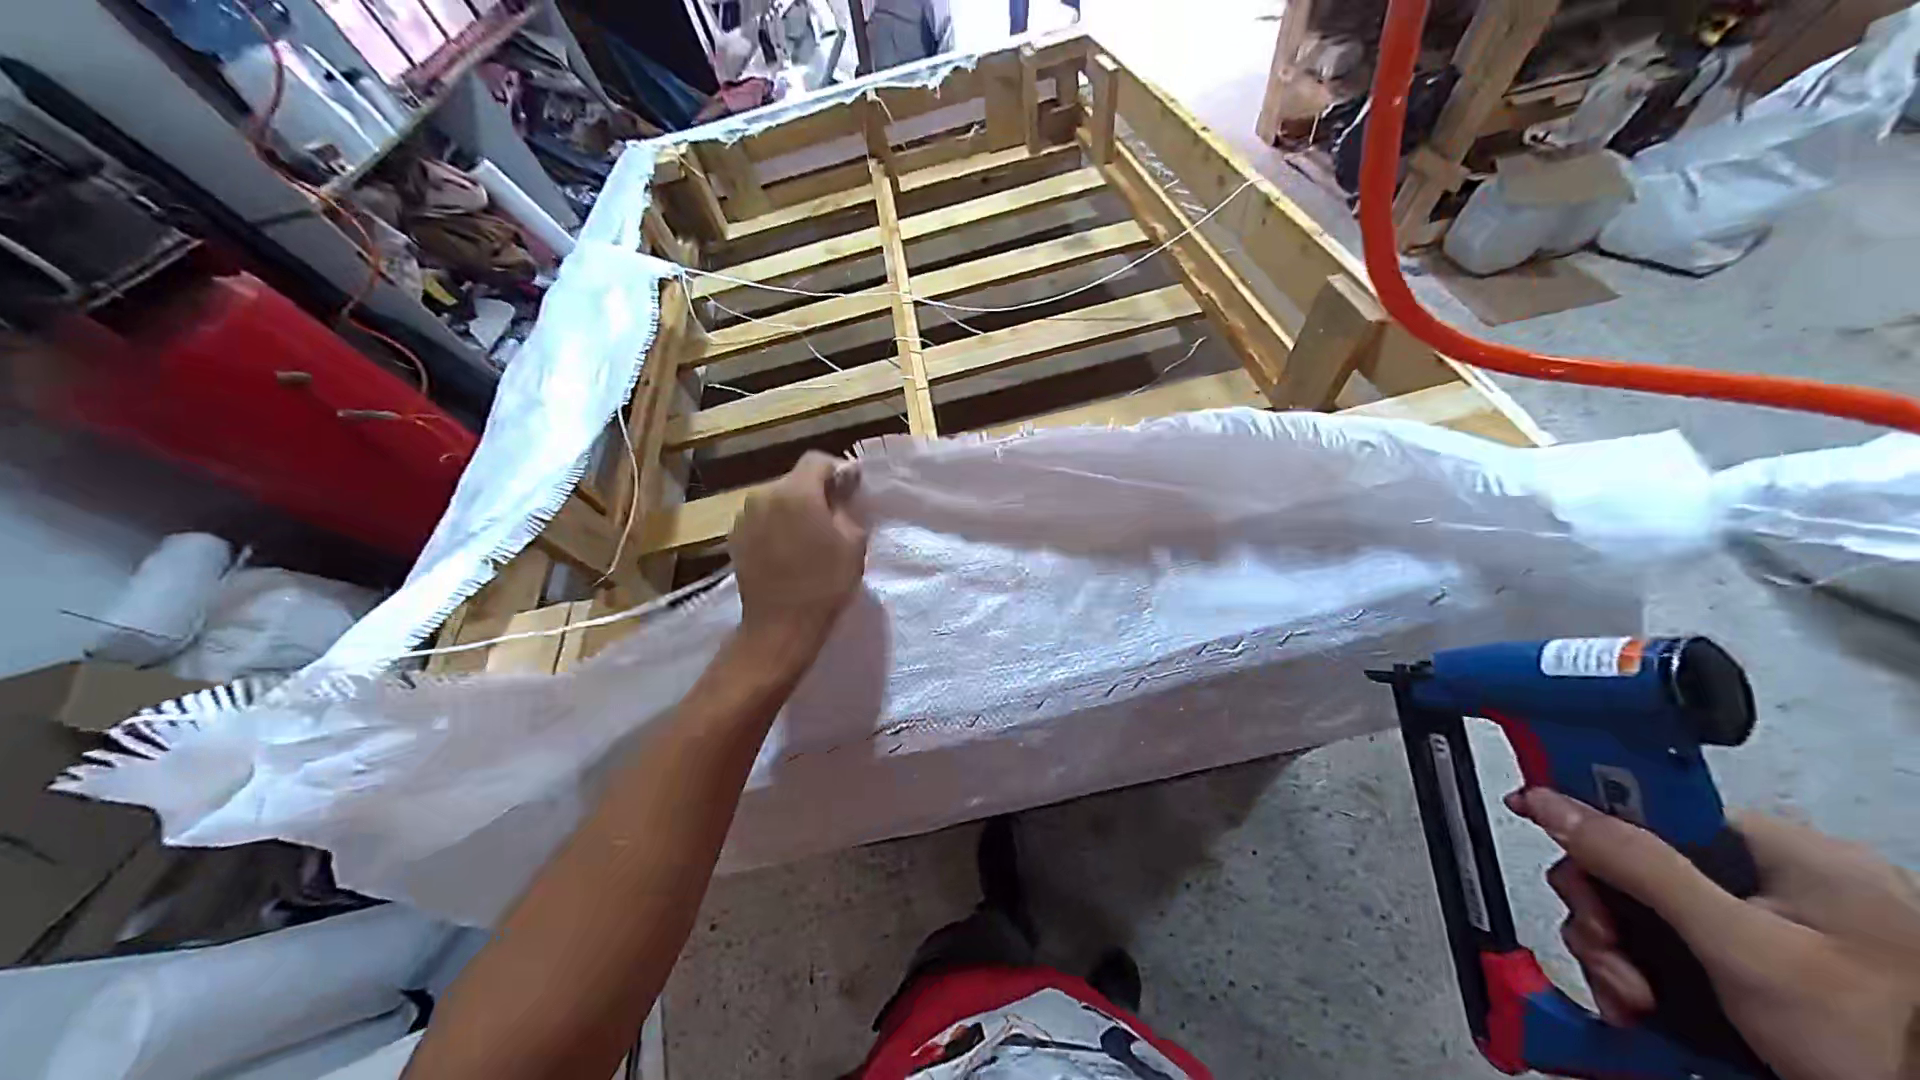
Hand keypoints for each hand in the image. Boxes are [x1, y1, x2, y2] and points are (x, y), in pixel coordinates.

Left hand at [730, 452, 867, 647]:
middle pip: (795, 479)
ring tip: (809, 536)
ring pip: (777, 499)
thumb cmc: (824, 583)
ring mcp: (744, 516)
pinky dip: (776, 525)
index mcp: (796, 491)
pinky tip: (788, 549)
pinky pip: (762, 519)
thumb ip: (847, 506)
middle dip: (815, 491)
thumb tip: (842, 487)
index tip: (851, 490)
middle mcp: (764, 494)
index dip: (838, 470)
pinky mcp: (735, 537)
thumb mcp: (853, 542)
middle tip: (833, 517)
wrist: (779, 625)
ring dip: (793, 509)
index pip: (817, 460)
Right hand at [1508, 788, 1919, 1079]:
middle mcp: (1772, 878)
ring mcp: (1766, 928)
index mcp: (1784, 849)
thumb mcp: (1743, 948)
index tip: (1530, 817)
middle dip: (1602, 912)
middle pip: (1637, 864)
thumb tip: (1547, 800)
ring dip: (1615, 952)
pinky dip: (1643, 973)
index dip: (1587, 813)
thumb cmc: (1879, 1039)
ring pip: (1644, 911)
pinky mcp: (1758, 969)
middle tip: (1606, 954)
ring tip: (1630, 998)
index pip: (1651, 803)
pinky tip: (1642, 1006)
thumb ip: (1640, 865)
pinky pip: (1671, 948)